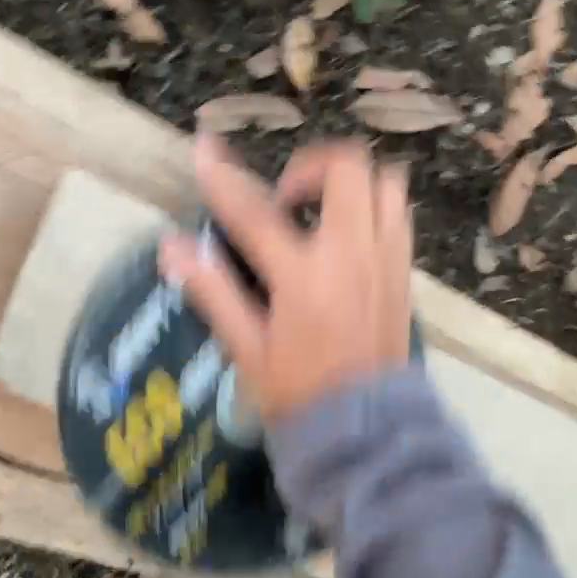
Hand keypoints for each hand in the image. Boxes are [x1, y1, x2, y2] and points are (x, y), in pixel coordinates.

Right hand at [159, 135, 412, 421]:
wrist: (367, 430)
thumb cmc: (299, 394)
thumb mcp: (247, 349)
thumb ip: (212, 292)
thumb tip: (170, 247)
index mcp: (304, 278)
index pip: (255, 212)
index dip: (224, 176)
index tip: (204, 147)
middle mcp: (352, 255)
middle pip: (346, 168)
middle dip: (310, 165)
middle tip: (284, 200)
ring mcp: (386, 260)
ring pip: (383, 182)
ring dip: (349, 183)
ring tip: (320, 213)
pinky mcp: (405, 273)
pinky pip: (398, 214)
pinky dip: (372, 207)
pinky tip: (347, 238)